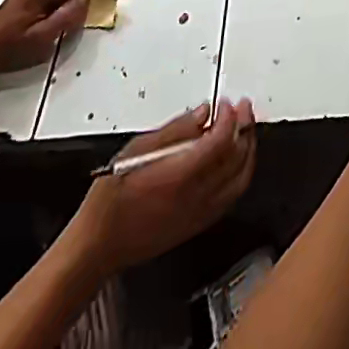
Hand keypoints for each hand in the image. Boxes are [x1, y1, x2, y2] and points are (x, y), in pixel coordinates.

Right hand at [69, 99, 256, 270]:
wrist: (101, 244)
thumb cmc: (111, 198)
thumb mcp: (136, 150)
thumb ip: (175, 130)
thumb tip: (202, 113)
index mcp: (180, 175)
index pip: (220, 141)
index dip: (229, 118)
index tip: (227, 104)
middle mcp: (196, 196)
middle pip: (236, 158)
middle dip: (244, 128)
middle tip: (243, 109)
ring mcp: (202, 213)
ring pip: (240, 179)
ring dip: (247, 150)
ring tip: (244, 129)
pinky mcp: (200, 224)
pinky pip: (232, 196)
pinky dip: (240, 173)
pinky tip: (236, 161)